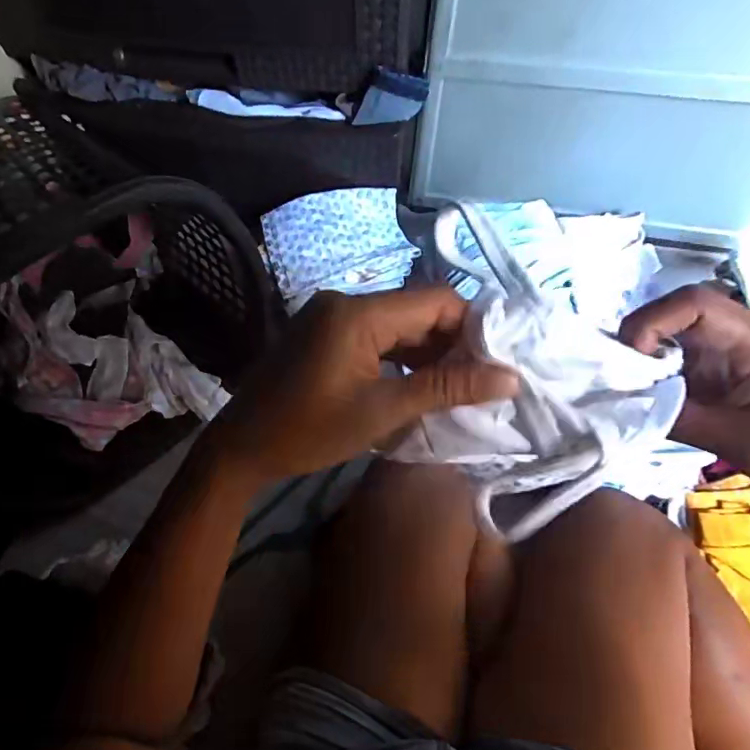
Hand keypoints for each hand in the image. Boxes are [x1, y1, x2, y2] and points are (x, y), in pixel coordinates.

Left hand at [203, 287, 517, 482]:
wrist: (240, 448)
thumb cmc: (309, 432)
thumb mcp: (383, 412)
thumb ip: (446, 389)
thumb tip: (509, 377)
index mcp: (358, 313)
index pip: (435, 301)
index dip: (472, 329)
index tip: (493, 365)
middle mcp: (345, 302)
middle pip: (417, 311)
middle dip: (451, 344)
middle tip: (478, 382)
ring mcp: (331, 316)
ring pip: (398, 325)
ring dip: (427, 353)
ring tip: (453, 389)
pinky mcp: (324, 334)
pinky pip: (376, 336)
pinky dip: (401, 358)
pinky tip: (417, 385)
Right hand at [619, 284, 749, 508]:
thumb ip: (691, 421)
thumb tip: (631, 406)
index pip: (696, 304)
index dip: (653, 320)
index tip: (627, 358)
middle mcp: (742, 348)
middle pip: (677, 325)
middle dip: (640, 348)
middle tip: (612, 386)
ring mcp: (736, 373)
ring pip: (676, 355)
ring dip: (646, 374)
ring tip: (622, 404)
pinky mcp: (731, 397)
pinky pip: (684, 385)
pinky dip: (659, 396)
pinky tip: (644, 417)